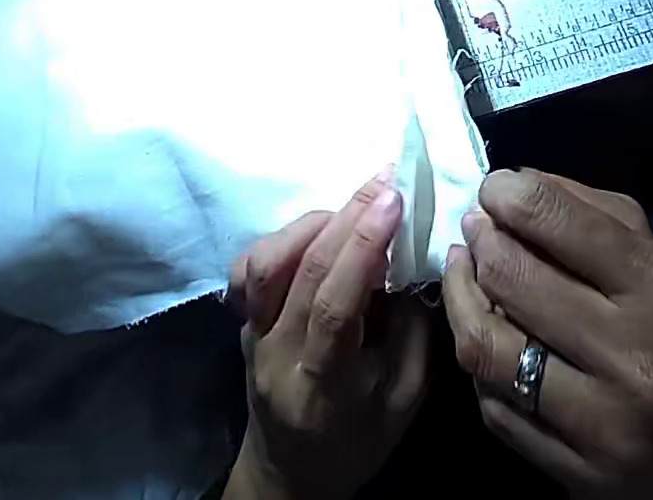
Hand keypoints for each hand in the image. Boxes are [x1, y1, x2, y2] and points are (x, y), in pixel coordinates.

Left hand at [222, 171, 430, 499]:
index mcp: (323, 386)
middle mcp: (276, 354)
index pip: (336, 305)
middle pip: (304, 271)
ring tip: (352, 207)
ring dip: (313, 222)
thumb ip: (413, 333)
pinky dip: (280, 237)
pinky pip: (246, 267)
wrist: (288, 473)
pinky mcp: (240, 318)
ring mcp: (250, 333)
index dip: (364, 245)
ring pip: (266, 261)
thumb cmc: (354, 441)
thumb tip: (410, 260)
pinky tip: (312, 229)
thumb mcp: (403, 403)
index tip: (393, 199)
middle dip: (349, 216)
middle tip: (383, 182)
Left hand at [442, 169, 652, 499]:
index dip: (506, 190)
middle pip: (509, 278)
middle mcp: (638, 369)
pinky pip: (499, 411)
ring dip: (463, 295)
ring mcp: (611, 440)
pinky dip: (484, 362)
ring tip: (467, 267)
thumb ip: (588, 212)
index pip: (550, 219)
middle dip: (480, 236)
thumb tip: (508, 188)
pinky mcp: (590, 489)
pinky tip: (493, 331)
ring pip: (485, 349)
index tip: (496, 187)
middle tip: (479, 223)